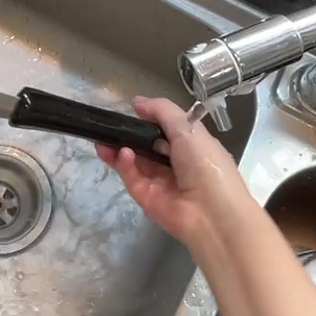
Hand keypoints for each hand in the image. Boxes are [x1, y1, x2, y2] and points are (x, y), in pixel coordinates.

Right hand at [95, 96, 250, 255]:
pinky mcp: (145, 197)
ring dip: (118, 148)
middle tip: (109, 125)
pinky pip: (131, 177)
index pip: (165, 130)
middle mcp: (175, 163)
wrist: (212, 213)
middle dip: (127, 135)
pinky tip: (122, 154)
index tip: (132, 110)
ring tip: (102, 138)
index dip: (149, 120)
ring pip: (134, 161)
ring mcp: (159, 181)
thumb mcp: (188, 128)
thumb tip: (137, 102)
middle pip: (145, 146)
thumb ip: (161, 111)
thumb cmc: (206, 164)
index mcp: (190, 146)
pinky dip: (125, 164)